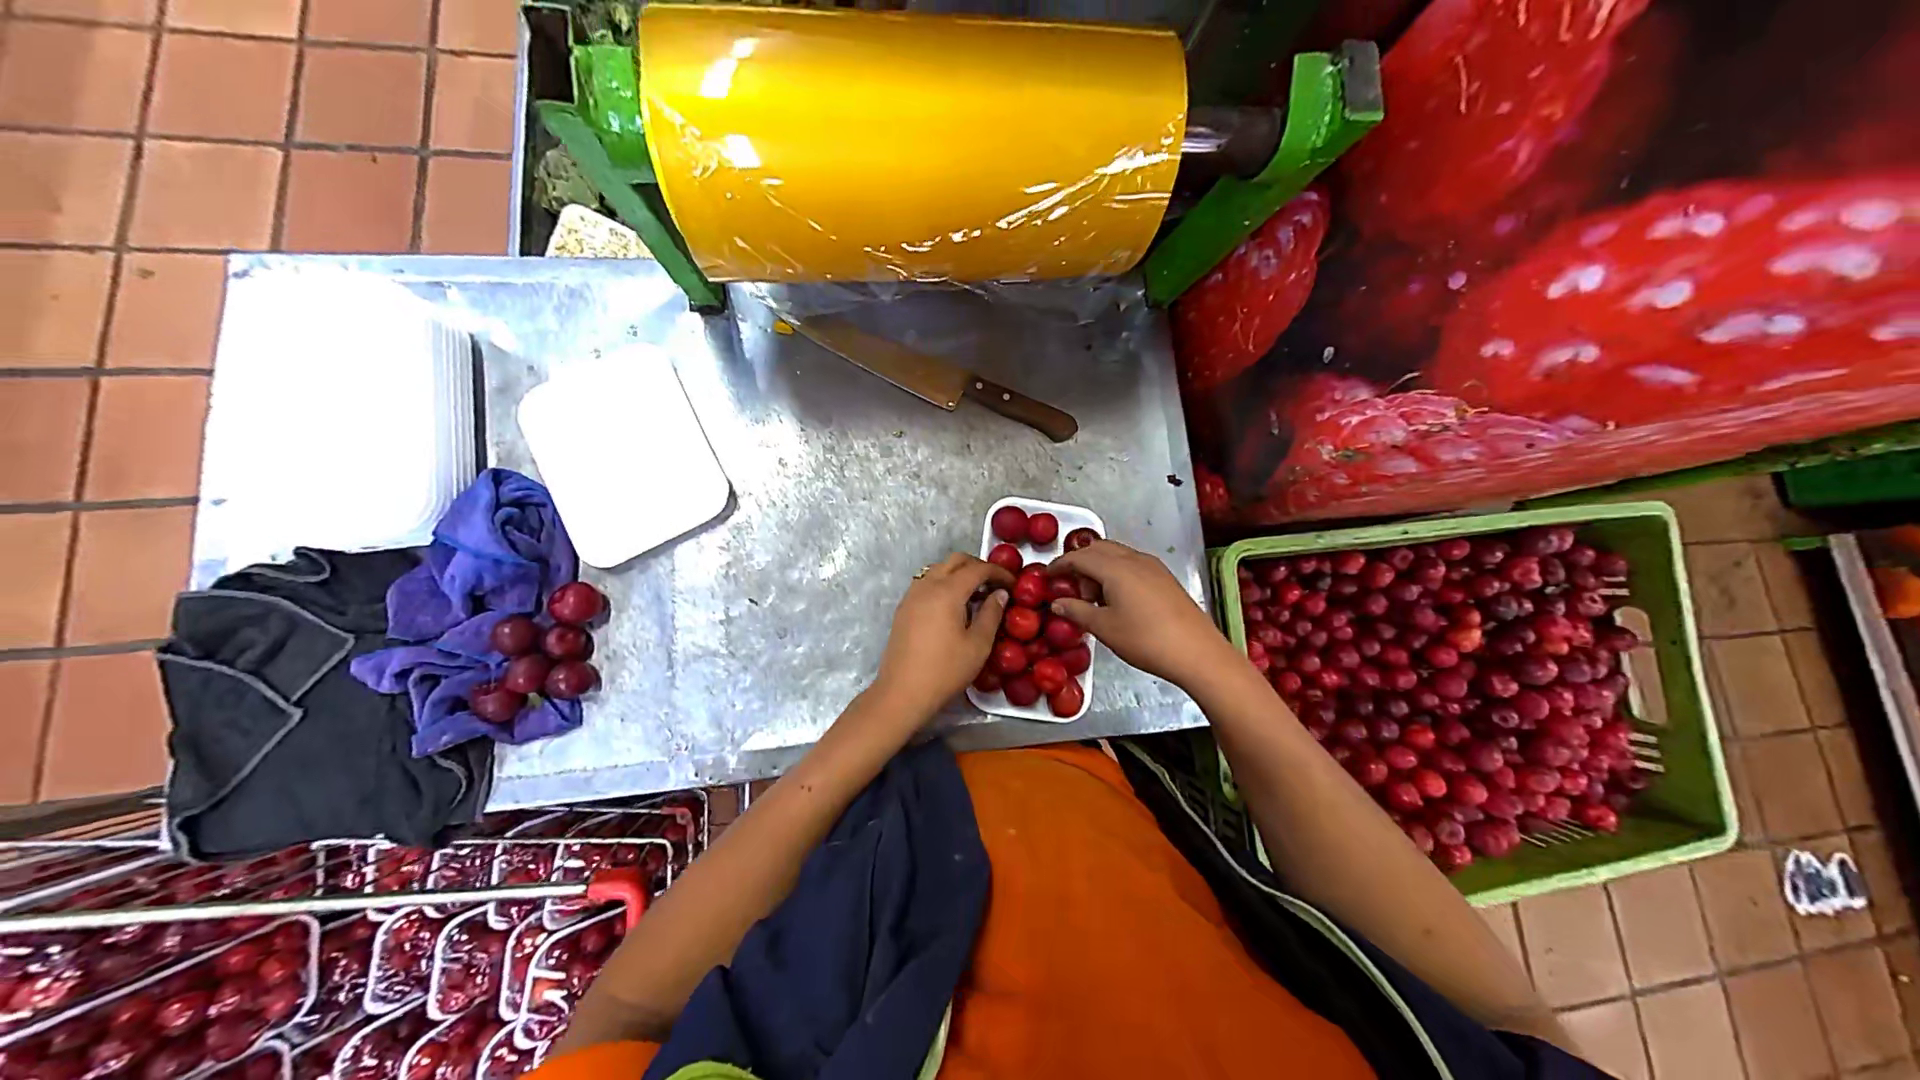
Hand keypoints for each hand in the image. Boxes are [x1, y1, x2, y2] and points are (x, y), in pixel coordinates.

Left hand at [871, 553, 1014, 719]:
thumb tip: (1000, 594)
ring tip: (976, 595)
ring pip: (938, 569)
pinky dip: (944, 584)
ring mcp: (911, 596)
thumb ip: (991, 614)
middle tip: (995, 584)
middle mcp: (927, 585)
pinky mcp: (904, 608)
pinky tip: (954, 606)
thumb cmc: (945, 671)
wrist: (902, 692)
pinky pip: (927, 583)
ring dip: (959, 574)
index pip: (977, 568)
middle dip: (978, 566)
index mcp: (947, 591)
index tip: (1013, 583)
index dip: (998, 572)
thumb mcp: (978, 645)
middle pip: (955, 561)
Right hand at [1047, 539, 1237, 689]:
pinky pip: (1132, 565)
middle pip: (1099, 549)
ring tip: (1092, 598)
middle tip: (1069, 587)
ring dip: (1099, 568)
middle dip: (1080, 563)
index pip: (1079, 556)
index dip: (1060, 565)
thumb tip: (1058, 603)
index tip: (1048, 576)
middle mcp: (1135, 560)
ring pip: (1117, 555)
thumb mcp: (1104, 628)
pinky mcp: (1164, 578)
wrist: (1197, 653)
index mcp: (1116, 568)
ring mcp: (1153, 567)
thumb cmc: (1147, 641)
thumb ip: (1077, 611)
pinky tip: (1116, 599)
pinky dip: (1116, 573)